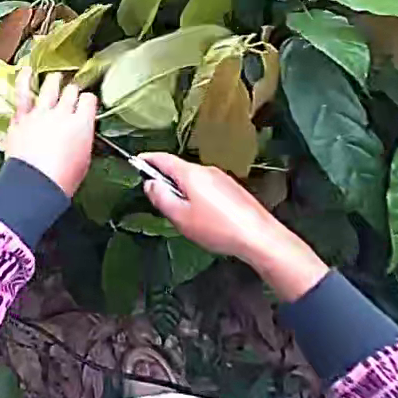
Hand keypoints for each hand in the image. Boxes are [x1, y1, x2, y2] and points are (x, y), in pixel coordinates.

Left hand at [7, 68, 96, 197]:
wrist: (35, 183)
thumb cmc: (62, 179)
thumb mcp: (83, 159)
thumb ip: (82, 140)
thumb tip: (80, 134)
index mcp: (82, 124)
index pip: (89, 100)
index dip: (88, 100)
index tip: (85, 102)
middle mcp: (62, 113)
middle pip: (71, 92)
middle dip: (72, 89)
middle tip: (71, 90)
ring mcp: (40, 113)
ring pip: (50, 87)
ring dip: (54, 80)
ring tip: (56, 76)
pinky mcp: (21, 117)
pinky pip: (23, 93)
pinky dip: (25, 79)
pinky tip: (26, 70)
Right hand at [139, 153, 328, 300]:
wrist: (261, 238)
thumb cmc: (218, 228)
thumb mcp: (180, 216)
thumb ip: (161, 197)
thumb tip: (150, 184)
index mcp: (191, 173)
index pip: (163, 158)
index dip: (147, 159)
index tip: (136, 161)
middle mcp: (207, 171)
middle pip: (178, 168)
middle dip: (164, 178)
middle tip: (156, 196)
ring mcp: (223, 179)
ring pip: (193, 178)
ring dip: (181, 188)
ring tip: (179, 211)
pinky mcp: (233, 190)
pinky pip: (207, 186)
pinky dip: (196, 193)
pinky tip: (201, 215)